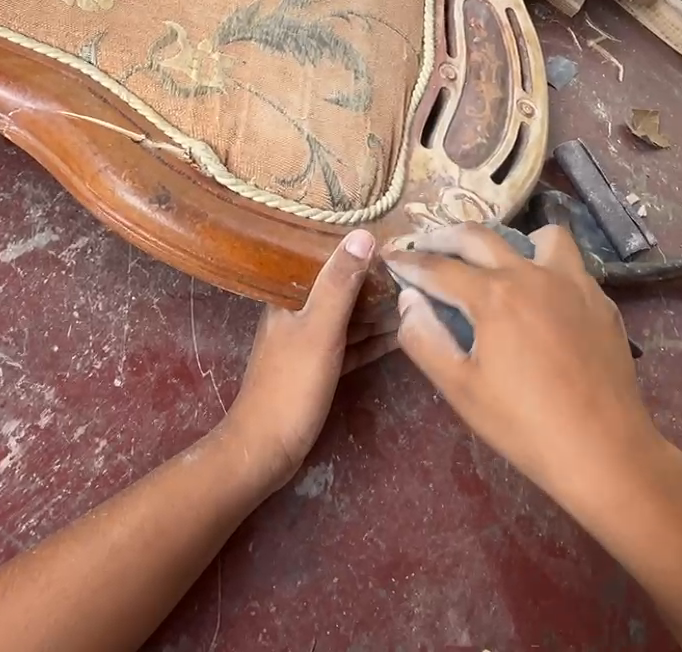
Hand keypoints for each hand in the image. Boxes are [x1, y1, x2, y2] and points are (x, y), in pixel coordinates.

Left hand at [218, 229, 392, 491]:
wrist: (265, 449)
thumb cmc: (291, 384)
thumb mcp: (320, 329)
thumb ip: (340, 284)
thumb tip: (362, 233)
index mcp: (288, 297)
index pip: (325, 261)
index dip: (356, 250)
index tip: (394, 240)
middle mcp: (296, 314)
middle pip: (339, 290)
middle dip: (373, 282)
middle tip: (415, 271)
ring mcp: (307, 343)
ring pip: (347, 319)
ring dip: (376, 312)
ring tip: (416, 300)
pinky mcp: (318, 370)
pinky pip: (349, 346)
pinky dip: (371, 340)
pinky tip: (399, 336)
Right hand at [386, 224, 664, 507]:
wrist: (606, 452)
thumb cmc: (523, 424)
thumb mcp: (459, 388)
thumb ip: (423, 338)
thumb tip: (409, 299)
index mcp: (492, 295)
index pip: (437, 267)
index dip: (408, 262)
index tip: (390, 257)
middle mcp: (531, 275)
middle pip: (478, 237)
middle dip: (442, 237)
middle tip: (423, 246)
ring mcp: (573, 284)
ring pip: (539, 237)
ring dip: (509, 241)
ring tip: (497, 262)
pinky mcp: (601, 302)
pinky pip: (570, 266)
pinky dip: (547, 268)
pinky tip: (541, 300)